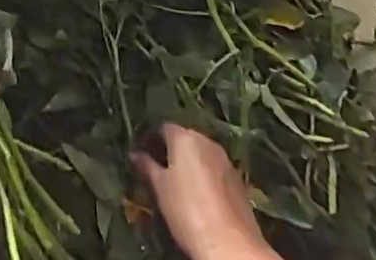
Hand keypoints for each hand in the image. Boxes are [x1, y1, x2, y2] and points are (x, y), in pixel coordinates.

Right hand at [130, 125, 278, 259]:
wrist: (232, 248)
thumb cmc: (188, 210)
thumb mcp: (159, 188)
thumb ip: (146, 166)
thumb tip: (135, 154)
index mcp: (185, 137)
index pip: (162, 129)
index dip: (151, 141)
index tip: (143, 157)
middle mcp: (207, 143)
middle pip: (184, 140)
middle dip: (171, 152)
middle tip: (158, 172)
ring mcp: (227, 163)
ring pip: (201, 156)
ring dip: (189, 165)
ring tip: (178, 187)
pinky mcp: (240, 183)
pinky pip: (215, 172)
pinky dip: (205, 179)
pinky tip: (199, 198)